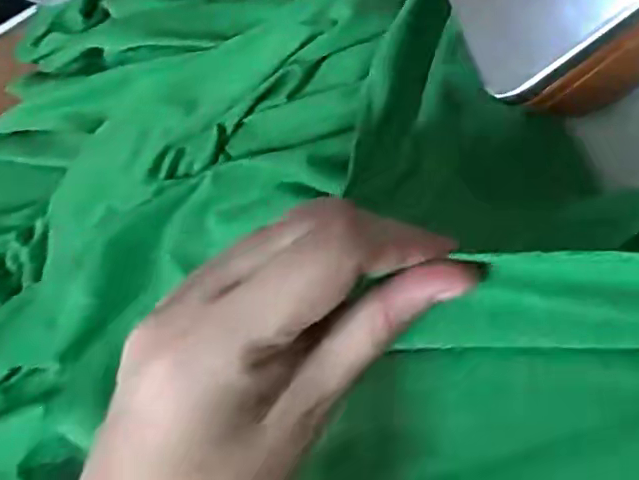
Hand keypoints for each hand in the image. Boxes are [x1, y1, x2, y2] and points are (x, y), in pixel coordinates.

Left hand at [82, 199, 477, 479]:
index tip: (450, 258)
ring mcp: (181, 289)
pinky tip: (336, 282)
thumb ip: (376, 330)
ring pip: (295, 221)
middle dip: (383, 234)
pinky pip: (273, 239)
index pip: (327, 249)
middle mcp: (191, 296)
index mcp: (213, 340)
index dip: (399, 240)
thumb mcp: (306, 417)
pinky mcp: (185, 290)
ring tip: (388, 273)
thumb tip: (458, 274)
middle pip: (313, 222)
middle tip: (425, 268)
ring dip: (355, 235)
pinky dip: (322, 245)